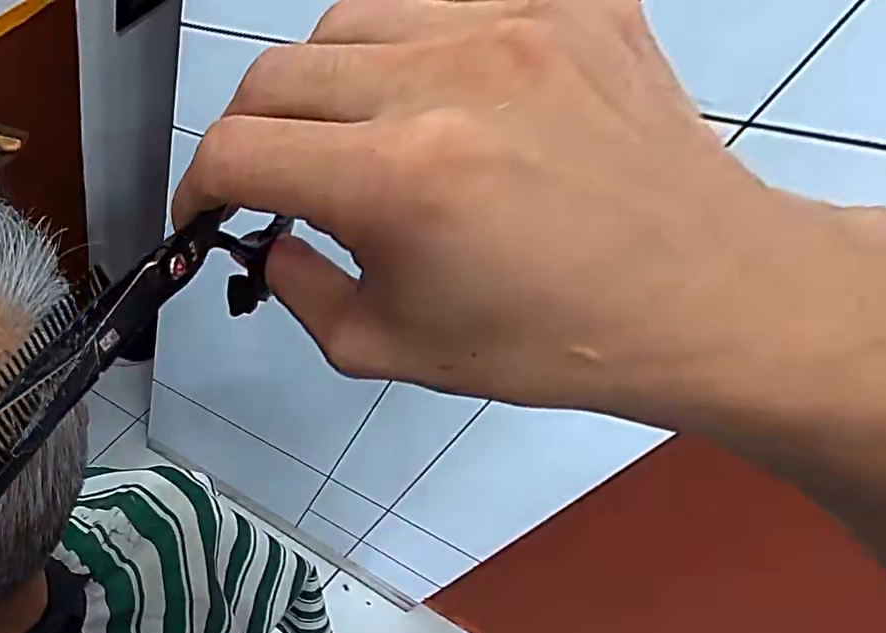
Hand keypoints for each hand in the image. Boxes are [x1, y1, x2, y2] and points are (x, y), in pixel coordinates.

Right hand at [172, 0, 885, 433]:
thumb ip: (293, 285)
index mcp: (393, 182)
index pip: (235, 151)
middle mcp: (443, 81)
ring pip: (337, 23)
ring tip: (330, 142)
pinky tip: (401, 103)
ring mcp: (511, 23)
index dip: (195, 187)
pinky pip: (426, 0)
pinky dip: (383, 52)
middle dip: (239, 140)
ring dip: (305, 89)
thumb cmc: (523, 339)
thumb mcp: (371, 345)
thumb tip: (265, 241)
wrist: (689, 291)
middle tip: (257, 187)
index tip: (202, 215)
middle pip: (270, 76)